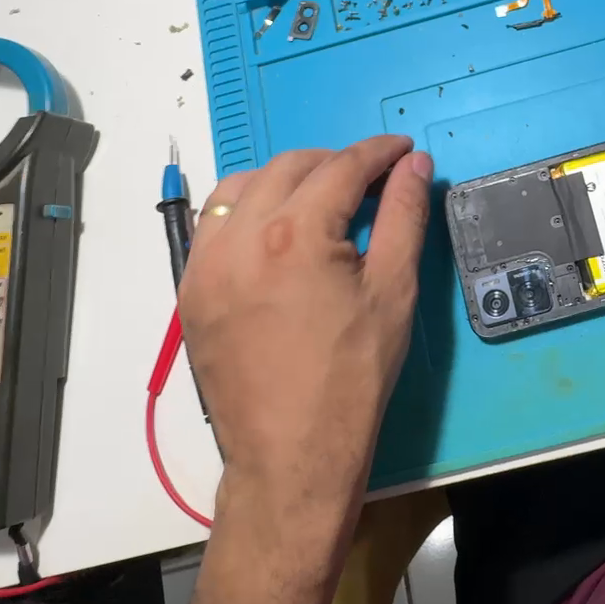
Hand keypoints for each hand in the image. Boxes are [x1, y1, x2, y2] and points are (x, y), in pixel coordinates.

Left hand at [176, 135, 432, 522]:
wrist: (292, 454)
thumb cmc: (355, 375)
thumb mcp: (394, 291)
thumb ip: (404, 216)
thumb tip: (415, 164)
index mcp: (294, 234)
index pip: (341, 168)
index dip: (378, 152)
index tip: (403, 149)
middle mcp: (239, 237)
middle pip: (290, 167)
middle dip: (336, 161)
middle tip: (372, 177)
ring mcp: (204, 264)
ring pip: (241, 186)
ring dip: (286, 178)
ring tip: (321, 197)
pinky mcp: (190, 290)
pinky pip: (214, 225)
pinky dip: (247, 208)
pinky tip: (276, 230)